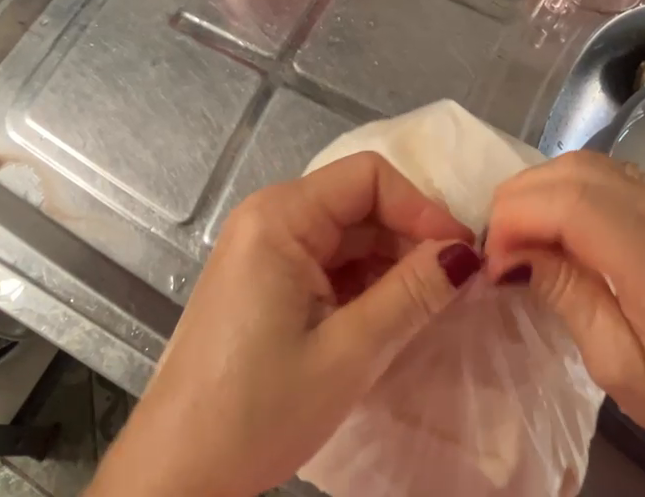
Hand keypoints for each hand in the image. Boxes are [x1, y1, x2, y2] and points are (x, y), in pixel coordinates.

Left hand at [89, 151, 480, 496]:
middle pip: (359, 203)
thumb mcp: (349, 352)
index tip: (462, 255)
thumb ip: (412, 294)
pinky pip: (330, 263)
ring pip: (349, 236)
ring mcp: (265, 251)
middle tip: (457, 287)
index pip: (369, 177)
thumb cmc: (258, 410)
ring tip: (429, 309)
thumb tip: (467, 253)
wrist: (177, 476)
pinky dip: (366, 285)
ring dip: (392, 266)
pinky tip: (391, 320)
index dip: (421, 207)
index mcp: (281, 216)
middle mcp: (270, 218)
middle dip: (411, 239)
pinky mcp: (266, 283)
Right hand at [484, 152, 644, 495]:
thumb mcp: (618, 370)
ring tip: (522, 236)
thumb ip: (566, 296)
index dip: (519, 216)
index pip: (576, 205)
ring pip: (593, 164)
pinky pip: (615, 175)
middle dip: (523, 198)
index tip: (492, 256)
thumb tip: (511, 249)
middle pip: (580, 172)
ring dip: (545, 190)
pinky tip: (559, 227)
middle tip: (499, 246)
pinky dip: (573, 192)